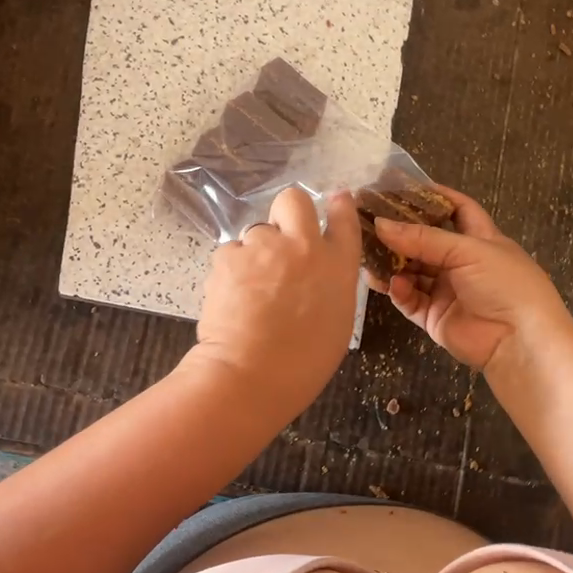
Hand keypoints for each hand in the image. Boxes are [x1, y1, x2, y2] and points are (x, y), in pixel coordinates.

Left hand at [189, 187, 364, 414]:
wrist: (252, 372)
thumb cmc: (303, 362)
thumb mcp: (337, 321)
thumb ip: (330, 285)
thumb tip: (317, 272)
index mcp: (338, 265)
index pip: (343, 219)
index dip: (338, 206)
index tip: (335, 201)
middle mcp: (304, 246)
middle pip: (294, 200)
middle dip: (287, 212)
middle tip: (280, 241)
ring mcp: (264, 247)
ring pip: (256, 232)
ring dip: (255, 252)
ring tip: (250, 290)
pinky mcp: (229, 256)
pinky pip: (231, 253)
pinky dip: (231, 271)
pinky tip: (232, 298)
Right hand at [369, 186, 572, 370]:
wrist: (519, 340)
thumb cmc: (504, 283)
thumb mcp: (467, 250)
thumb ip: (422, 238)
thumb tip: (380, 224)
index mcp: (481, 239)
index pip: (457, 210)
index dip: (434, 197)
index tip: (402, 187)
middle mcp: (463, 263)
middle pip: (426, 242)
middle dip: (400, 233)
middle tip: (368, 222)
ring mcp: (448, 291)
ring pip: (412, 272)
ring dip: (393, 264)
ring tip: (368, 255)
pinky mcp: (435, 317)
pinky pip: (411, 300)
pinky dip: (399, 291)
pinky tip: (391, 285)